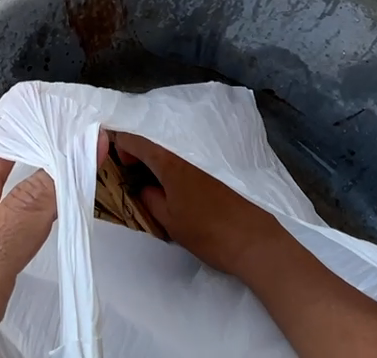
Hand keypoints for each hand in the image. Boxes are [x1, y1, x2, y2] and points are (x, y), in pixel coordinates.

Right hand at [112, 132, 297, 278]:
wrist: (255, 239)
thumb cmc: (207, 232)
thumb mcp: (168, 220)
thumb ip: (149, 197)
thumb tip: (144, 187)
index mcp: (167, 159)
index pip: (134, 138)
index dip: (121, 146)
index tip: (123, 164)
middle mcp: (185, 148)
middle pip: (154, 136)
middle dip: (140, 148)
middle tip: (136, 170)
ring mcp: (205, 151)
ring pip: (173, 143)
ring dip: (160, 153)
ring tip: (158, 176)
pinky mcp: (221, 160)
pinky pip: (190, 150)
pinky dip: (179, 158)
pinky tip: (181, 179)